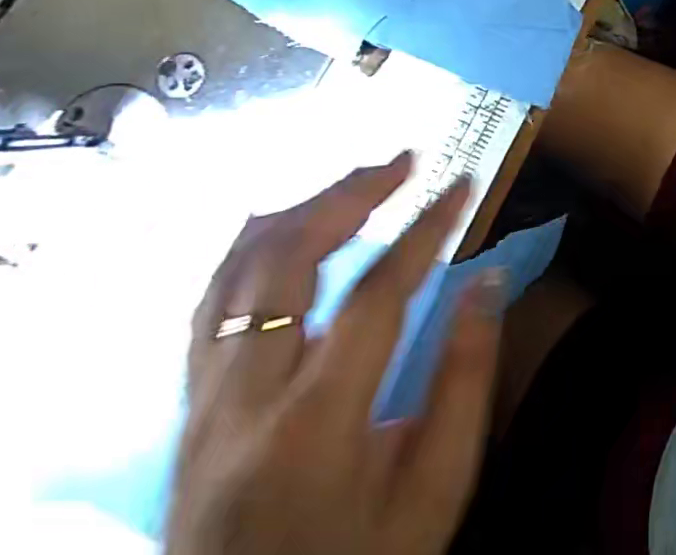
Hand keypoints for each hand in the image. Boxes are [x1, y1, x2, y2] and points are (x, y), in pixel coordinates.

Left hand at [169, 153, 502, 554]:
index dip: (427, 228)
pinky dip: (250, 250)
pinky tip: (286, 226)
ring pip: (232, 275)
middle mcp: (243, 398)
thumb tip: (486, 281)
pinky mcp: (189, 407)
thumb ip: (465, 377)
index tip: (465, 182)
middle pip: (284, 263)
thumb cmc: (366, 553)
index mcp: (316, 421)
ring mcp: (203, 401)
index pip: (377, 292)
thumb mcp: (439, 483)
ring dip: (299, 211)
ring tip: (356, 181)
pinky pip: (208, 305)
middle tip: (405, 161)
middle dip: (350, 196)